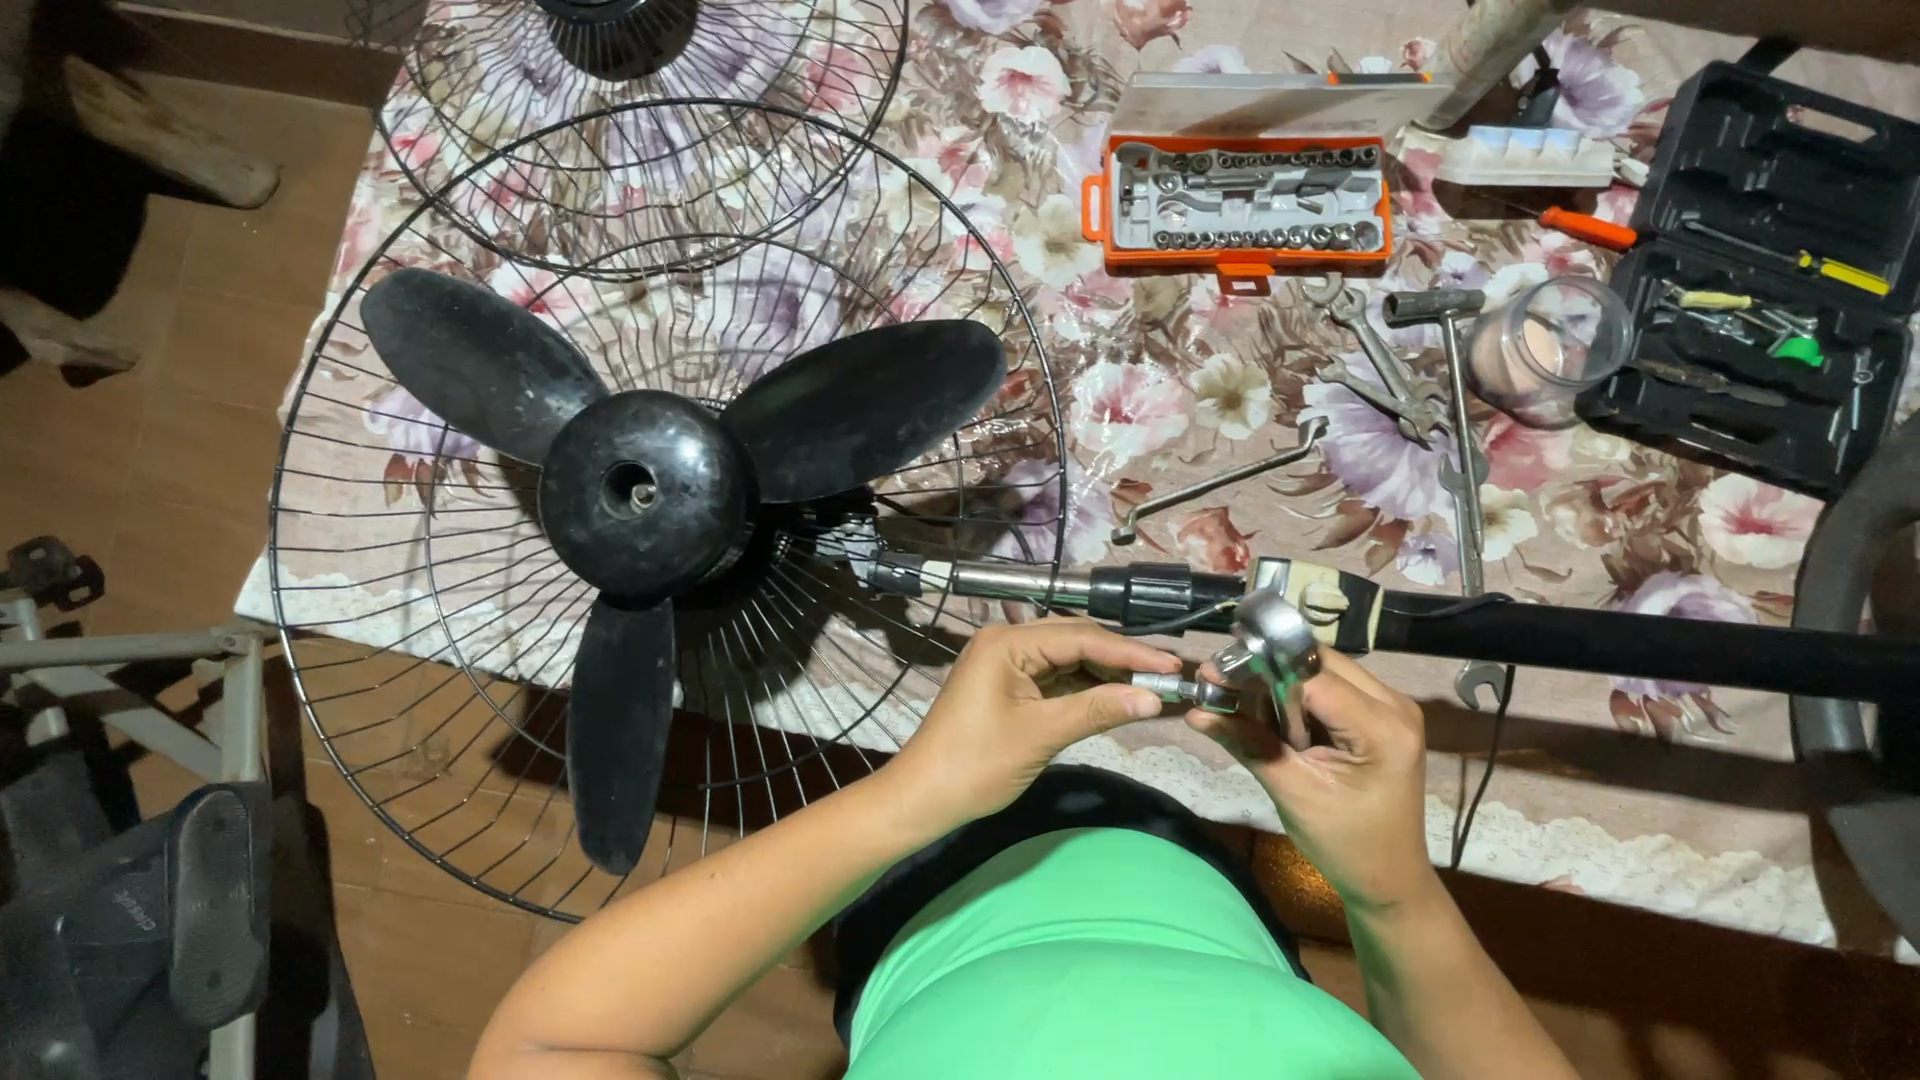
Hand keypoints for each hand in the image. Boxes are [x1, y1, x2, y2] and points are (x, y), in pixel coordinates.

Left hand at [884, 618, 1179, 836]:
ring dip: (1107, 673)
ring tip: (1152, 684)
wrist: (924, 796)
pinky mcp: (1009, 684)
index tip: (1172, 665)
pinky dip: (1086, 688)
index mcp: (1007, 642)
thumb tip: (1153, 699)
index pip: (1081, 637)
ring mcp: (1006, 662)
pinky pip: (1056, 677)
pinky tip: (1117, 696)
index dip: (1130, 652)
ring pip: (1069, 659)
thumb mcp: (1041, 735)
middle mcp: (1006, 641)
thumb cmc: (976, 765)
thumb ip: (1097, 710)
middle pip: (1076, 640)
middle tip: (1169, 673)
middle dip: (1122, 658)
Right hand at [1185, 650, 1436, 914]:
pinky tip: (1270, 713)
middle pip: (1318, 662)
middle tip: (1221, 683)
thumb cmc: (1346, 844)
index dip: (1260, 669)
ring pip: (1322, 670)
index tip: (1214, 674)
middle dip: (1267, 668)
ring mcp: (1391, 709)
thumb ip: (1248, 744)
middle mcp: (1394, 706)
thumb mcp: (1292, 793)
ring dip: (1280, 680)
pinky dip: (1295, 694)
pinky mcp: (1379, 716)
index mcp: (1383, 728)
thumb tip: (1197, 712)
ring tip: (1240, 699)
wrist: (1388, 879)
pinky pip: (1330, 687)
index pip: (1311, 676)